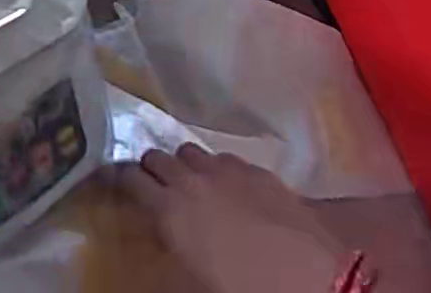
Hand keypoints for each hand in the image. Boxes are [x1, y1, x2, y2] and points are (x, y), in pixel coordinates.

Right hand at [117, 144, 350, 292]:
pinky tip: (230, 190)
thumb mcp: (195, 284)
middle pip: (156, 157)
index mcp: (170, 211)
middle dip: (150, 169)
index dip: (117, 178)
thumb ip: (172, 253)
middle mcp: (191, 181)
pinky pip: (224, 158)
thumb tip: (161, 239)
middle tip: (153, 189)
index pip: (128, 179)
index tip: (111, 182)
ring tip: (191, 186)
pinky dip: (218, 170)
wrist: (319, 287)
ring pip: (189, 151)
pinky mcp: (258, 170)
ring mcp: (226, 170)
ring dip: (183, 166)